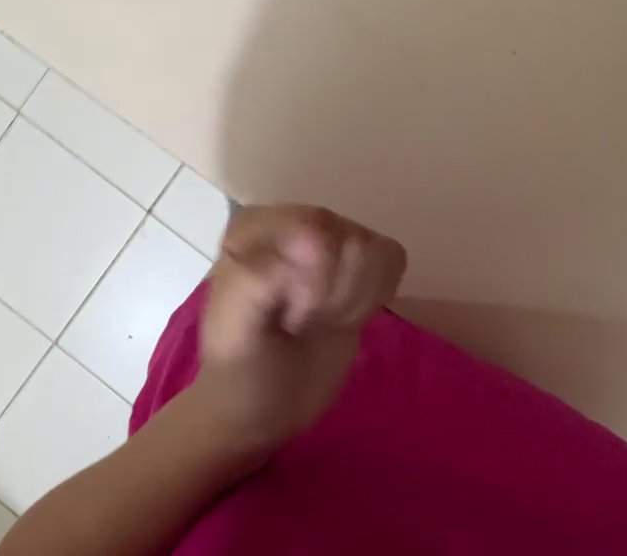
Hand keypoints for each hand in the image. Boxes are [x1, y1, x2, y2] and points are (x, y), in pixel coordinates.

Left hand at [191, 205, 406, 455]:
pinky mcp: (356, 263)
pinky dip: (374, 297)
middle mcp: (292, 222)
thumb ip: (258, 280)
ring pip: (374, 248)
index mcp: (255, 226)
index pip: (313, 227)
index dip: (315, 280)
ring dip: (354, 299)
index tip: (290, 318)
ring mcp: (327, 239)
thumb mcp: (234, 331)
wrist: (260, 405)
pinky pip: (391, 258)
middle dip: (334, 293)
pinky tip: (343, 317)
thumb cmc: (240, 366)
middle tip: (300, 323)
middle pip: (348, 236)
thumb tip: (308, 241)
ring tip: (318, 321)